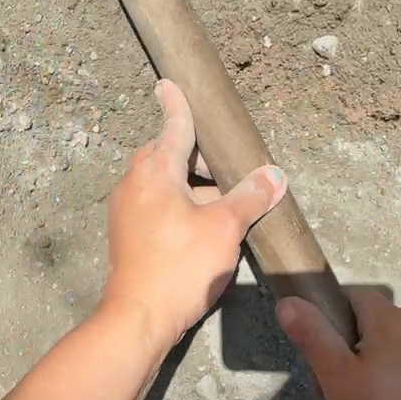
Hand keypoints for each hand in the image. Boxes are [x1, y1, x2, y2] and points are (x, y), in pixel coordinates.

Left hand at [100, 80, 286, 345]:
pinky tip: (199, 230)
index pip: (172, 125)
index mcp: (155, 170)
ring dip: (189, 187)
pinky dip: (176, 207)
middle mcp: (133, 183)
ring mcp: (125, 211)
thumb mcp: (225, 228)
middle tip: (225, 172)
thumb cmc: (181, 267)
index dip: (177, 103)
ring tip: (220, 208)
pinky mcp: (126, 236)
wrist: (140, 317)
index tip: (168, 82)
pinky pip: (154, 207)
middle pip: (167, 155)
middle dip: (195, 157)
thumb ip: (250, 197)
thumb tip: (275, 176)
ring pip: (162, 185)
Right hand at [276, 289, 400, 399]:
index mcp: (392, 322)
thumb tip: (287, 302)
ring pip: (383, 356)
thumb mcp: (336, 377)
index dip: (330, 317)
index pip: (355, 297)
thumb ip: (312, 336)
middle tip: (328, 395)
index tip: (318, 351)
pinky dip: (383, 391)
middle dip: (341, 358)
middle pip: (367, 330)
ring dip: (359, 379)